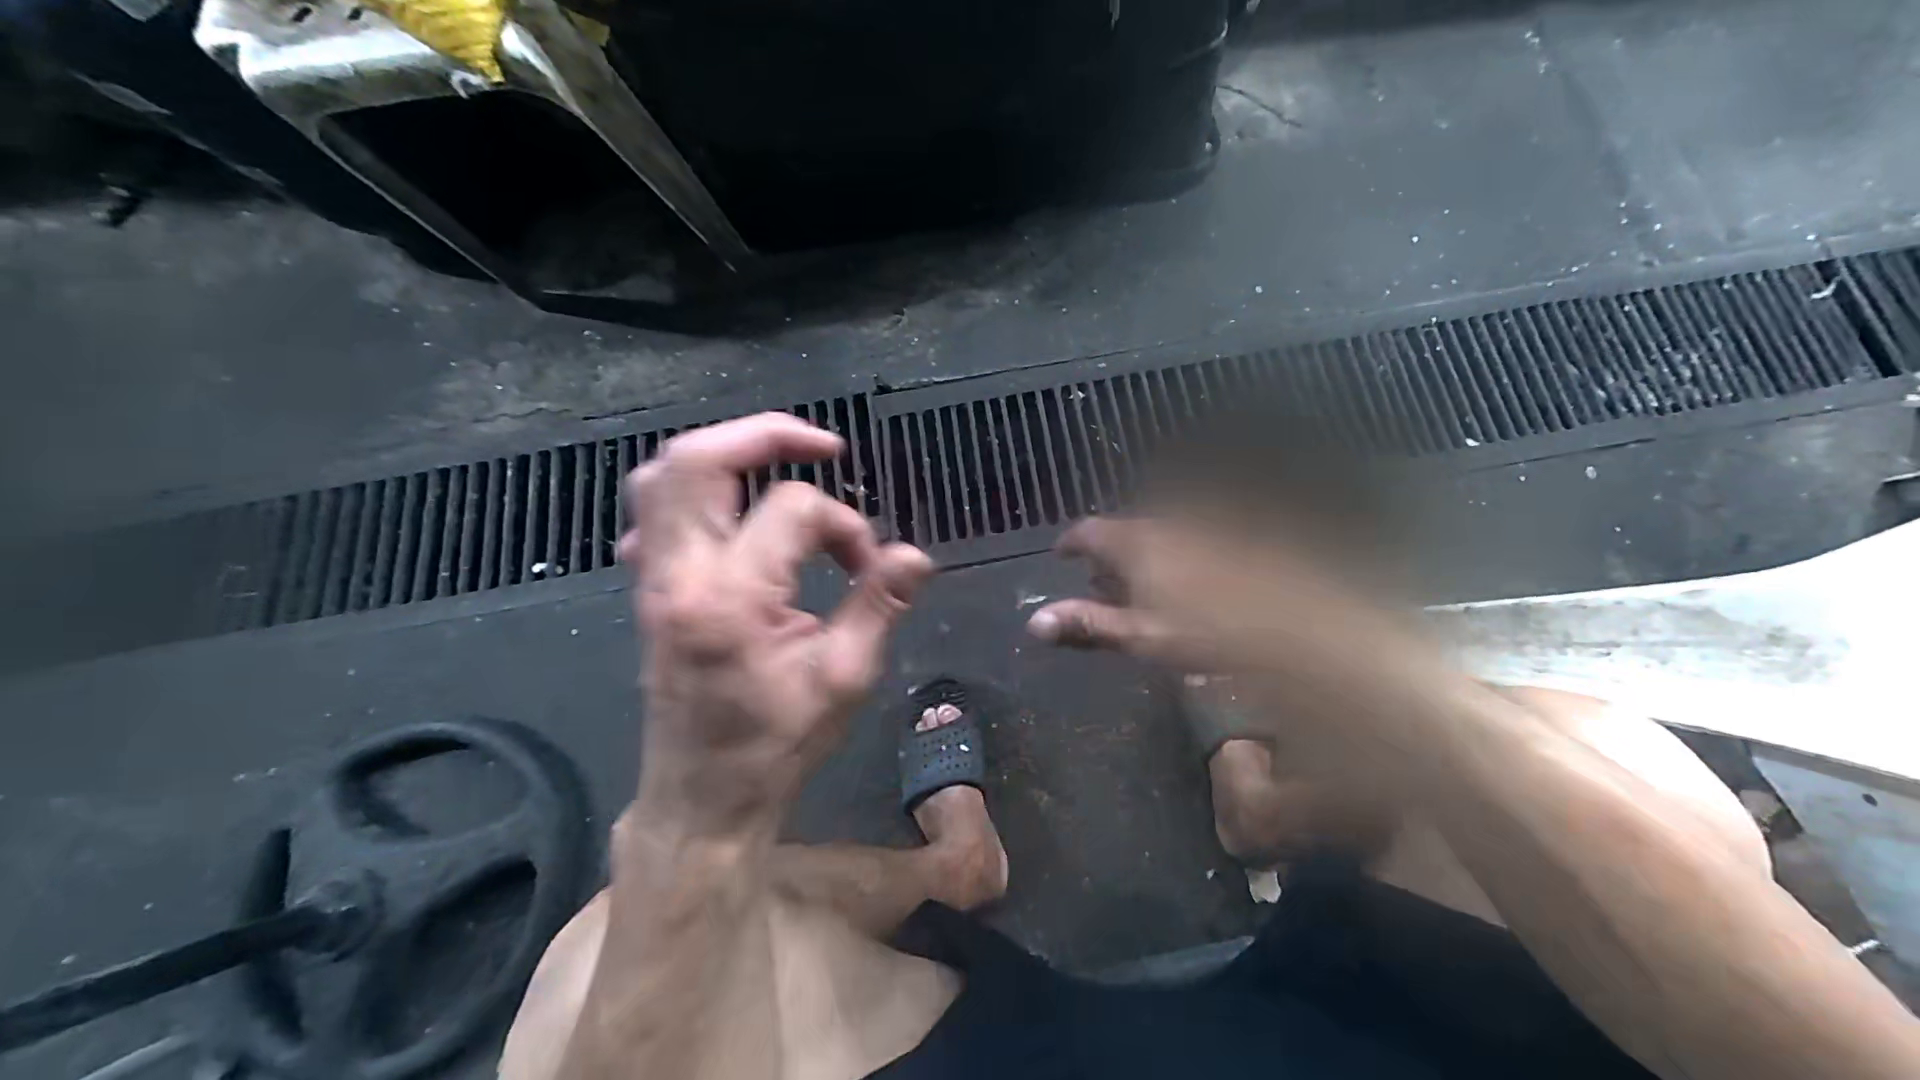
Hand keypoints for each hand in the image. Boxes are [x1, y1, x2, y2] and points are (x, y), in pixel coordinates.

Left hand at [618, 413, 933, 834]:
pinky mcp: (649, 591)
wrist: (704, 797)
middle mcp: (679, 574)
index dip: (845, 526)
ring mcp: (653, 580)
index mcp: (731, 596)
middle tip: (821, 446)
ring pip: (664, 475)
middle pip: (699, 460)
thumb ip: (878, 605)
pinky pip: (654, 514)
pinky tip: (729, 516)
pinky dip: (693, 494)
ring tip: (777, 464)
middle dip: (766, 435)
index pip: (793, 511)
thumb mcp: (845, 678)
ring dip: (725, 456)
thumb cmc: (778, 744)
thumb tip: (914, 554)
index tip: (871, 565)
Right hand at [1025, 516, 1454, 763]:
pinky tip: (1194, 590)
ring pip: (1161, 536)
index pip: (1089, 531)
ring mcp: (1206, 528)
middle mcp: (1169, 524)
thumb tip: (1032, 623)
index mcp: (1138, 543)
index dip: (1070, 543)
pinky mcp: (1237, 539)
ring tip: (1145, 592)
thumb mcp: (1141, 635)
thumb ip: (1088, 625)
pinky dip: (1179, 559)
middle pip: (1125, 533)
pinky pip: (1193, 541)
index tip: (1060, 557)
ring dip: (1144, 558)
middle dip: (1109, 557)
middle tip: (1102, 586)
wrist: (1299, 625)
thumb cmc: (1209, 633)